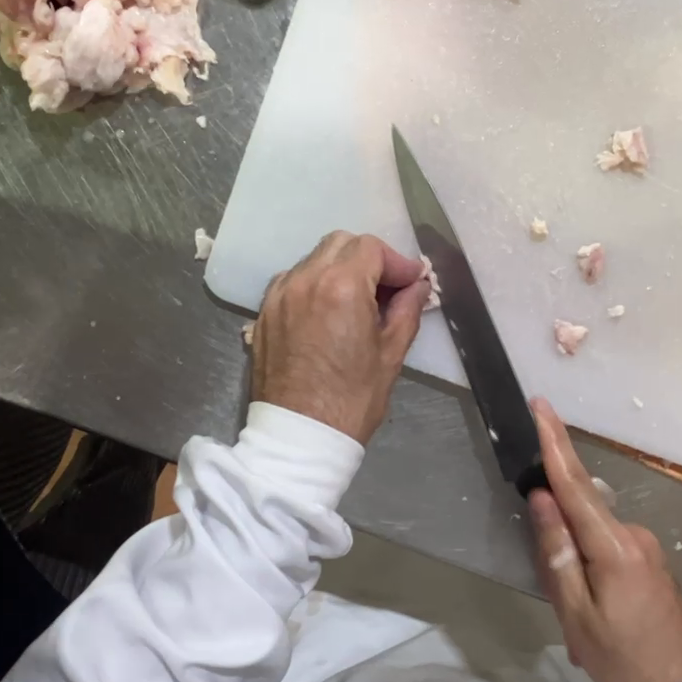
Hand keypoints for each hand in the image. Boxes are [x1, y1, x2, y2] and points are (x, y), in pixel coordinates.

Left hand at [252, 231, 432, 444]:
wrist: (299, 437)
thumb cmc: (352, 400)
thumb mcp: (391, 354)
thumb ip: (406, 310)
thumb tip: (417, 287)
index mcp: (341, 287)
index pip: (372, 248)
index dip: (397, 262)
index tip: (412, 284)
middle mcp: (304, 280)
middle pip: (341, 244)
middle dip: (368, 259)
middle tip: (387, 289)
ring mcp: (279, 296)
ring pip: (313, 259)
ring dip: (339, 269)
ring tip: (357, 302)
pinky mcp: (263, 313)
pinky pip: (292, 281)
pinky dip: (313, 285)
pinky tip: (327, 313)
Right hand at [525, 398, 681, 681]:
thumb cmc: (623, 659)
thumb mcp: (575, 614)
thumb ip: (556, 552)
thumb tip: (541, 498)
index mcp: (613, 546)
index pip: (574, 483)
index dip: (554, 443)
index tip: (541, 405)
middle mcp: (633, 534)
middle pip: (580, 507)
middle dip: (554, 521)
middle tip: (553, 579)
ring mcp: (645, 545)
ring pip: (592, 530)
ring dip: (572, 554)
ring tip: (578, 615)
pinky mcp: (649, 558)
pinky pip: (606, 544)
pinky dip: (588, 561)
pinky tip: (592, 608)